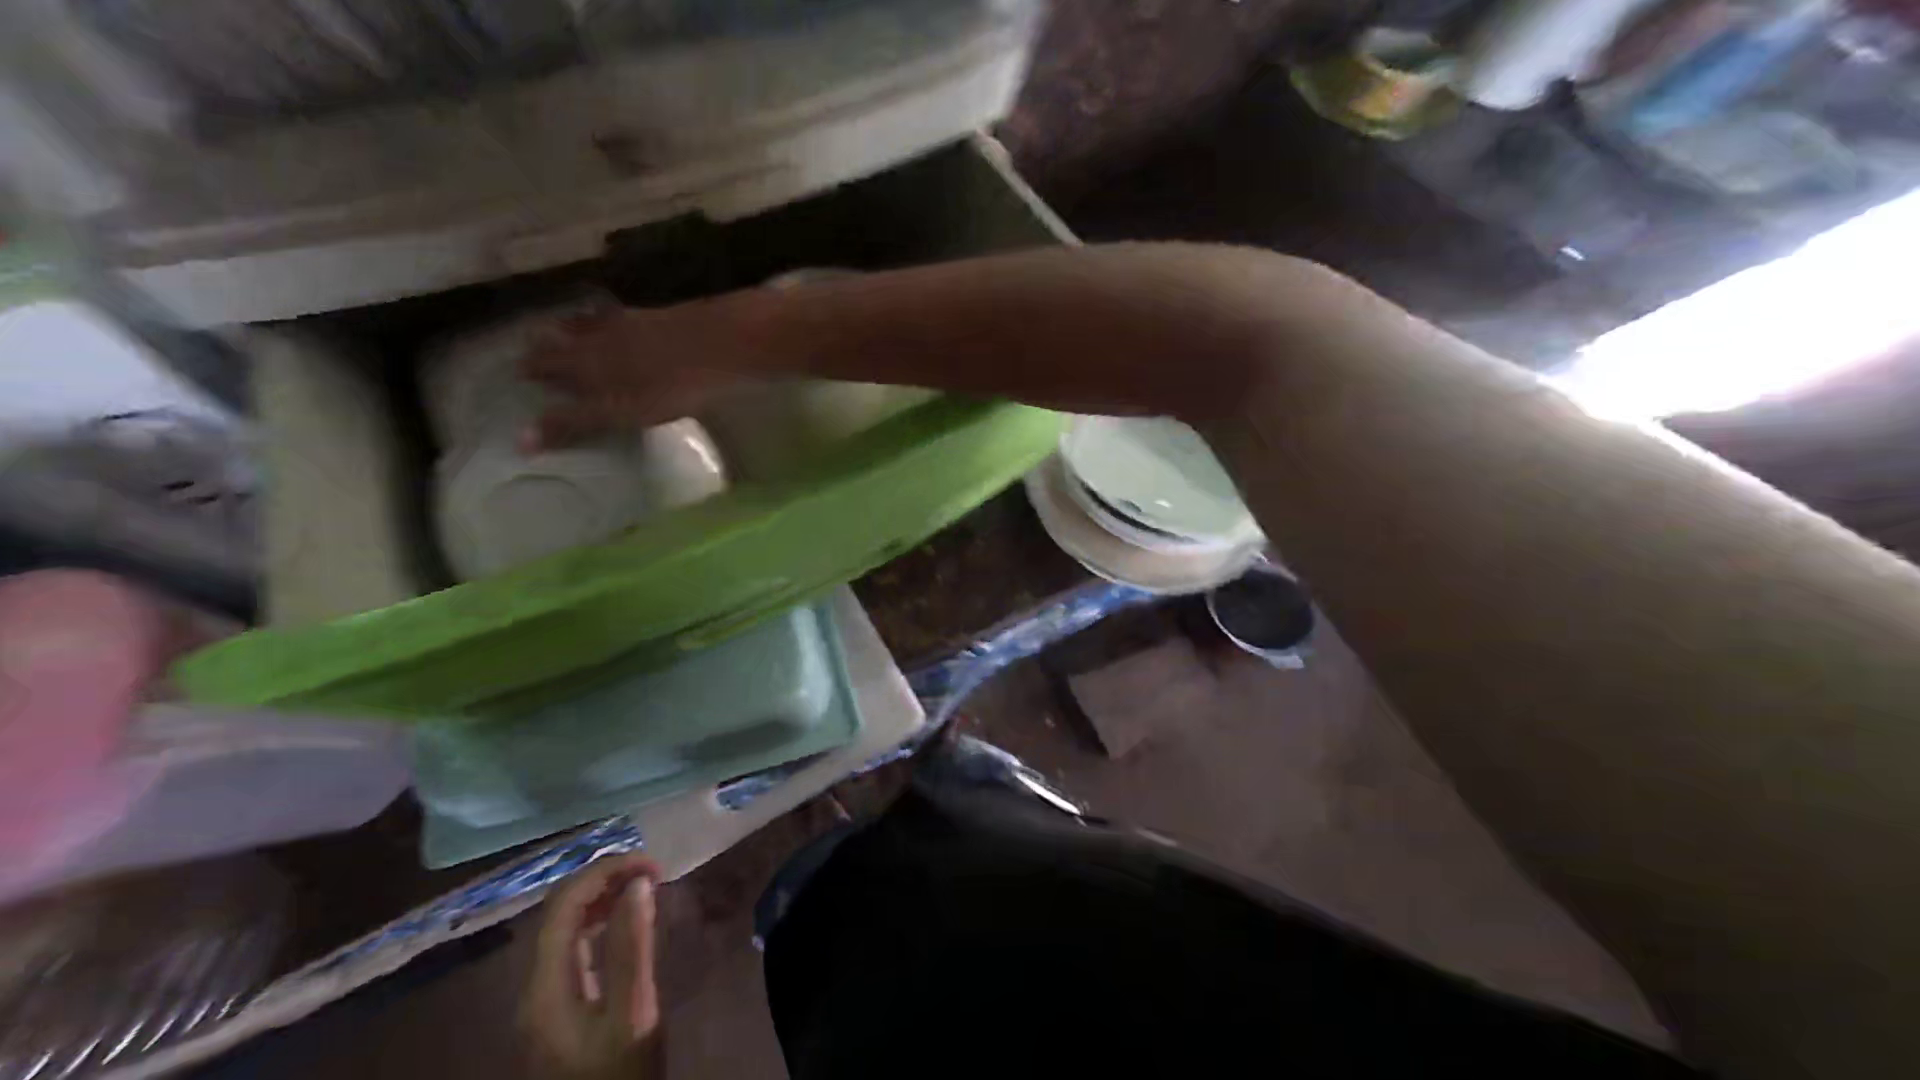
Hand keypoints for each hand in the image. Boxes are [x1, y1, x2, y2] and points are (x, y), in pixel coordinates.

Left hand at [518, 854, 664, 1079]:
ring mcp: (543, 995)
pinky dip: (599, 919)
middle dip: (604, 878)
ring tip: (644, 885)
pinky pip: (572, 944)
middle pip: (558, 910)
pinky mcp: (558, 1003)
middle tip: (652, 871)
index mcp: (545, 985)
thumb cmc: (620, 1076)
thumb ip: (633, 947)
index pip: (564, 904)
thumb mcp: (634, 1014)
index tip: (653, 865)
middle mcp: (534, 984)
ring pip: (563, 924)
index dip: (606, 871)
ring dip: (601, 895)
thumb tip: (639, 883)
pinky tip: (626, 918)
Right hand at [521, 307, 747, 450]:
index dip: (531, 368)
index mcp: (583, 360)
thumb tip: (519, 442)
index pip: (544, 362)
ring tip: (565, 327)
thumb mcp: (617, 413)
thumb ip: (573, 423)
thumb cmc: (666, 386)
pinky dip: (612, 319)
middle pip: (564, 337)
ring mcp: (629, 322)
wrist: (716, 345)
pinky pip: (625, 317)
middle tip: (534, 347)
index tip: (519, 372)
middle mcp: (598, 336)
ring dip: (575, 326)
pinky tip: (623, 321)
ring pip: (591, 322)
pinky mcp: (659, 317)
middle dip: (547, 344)